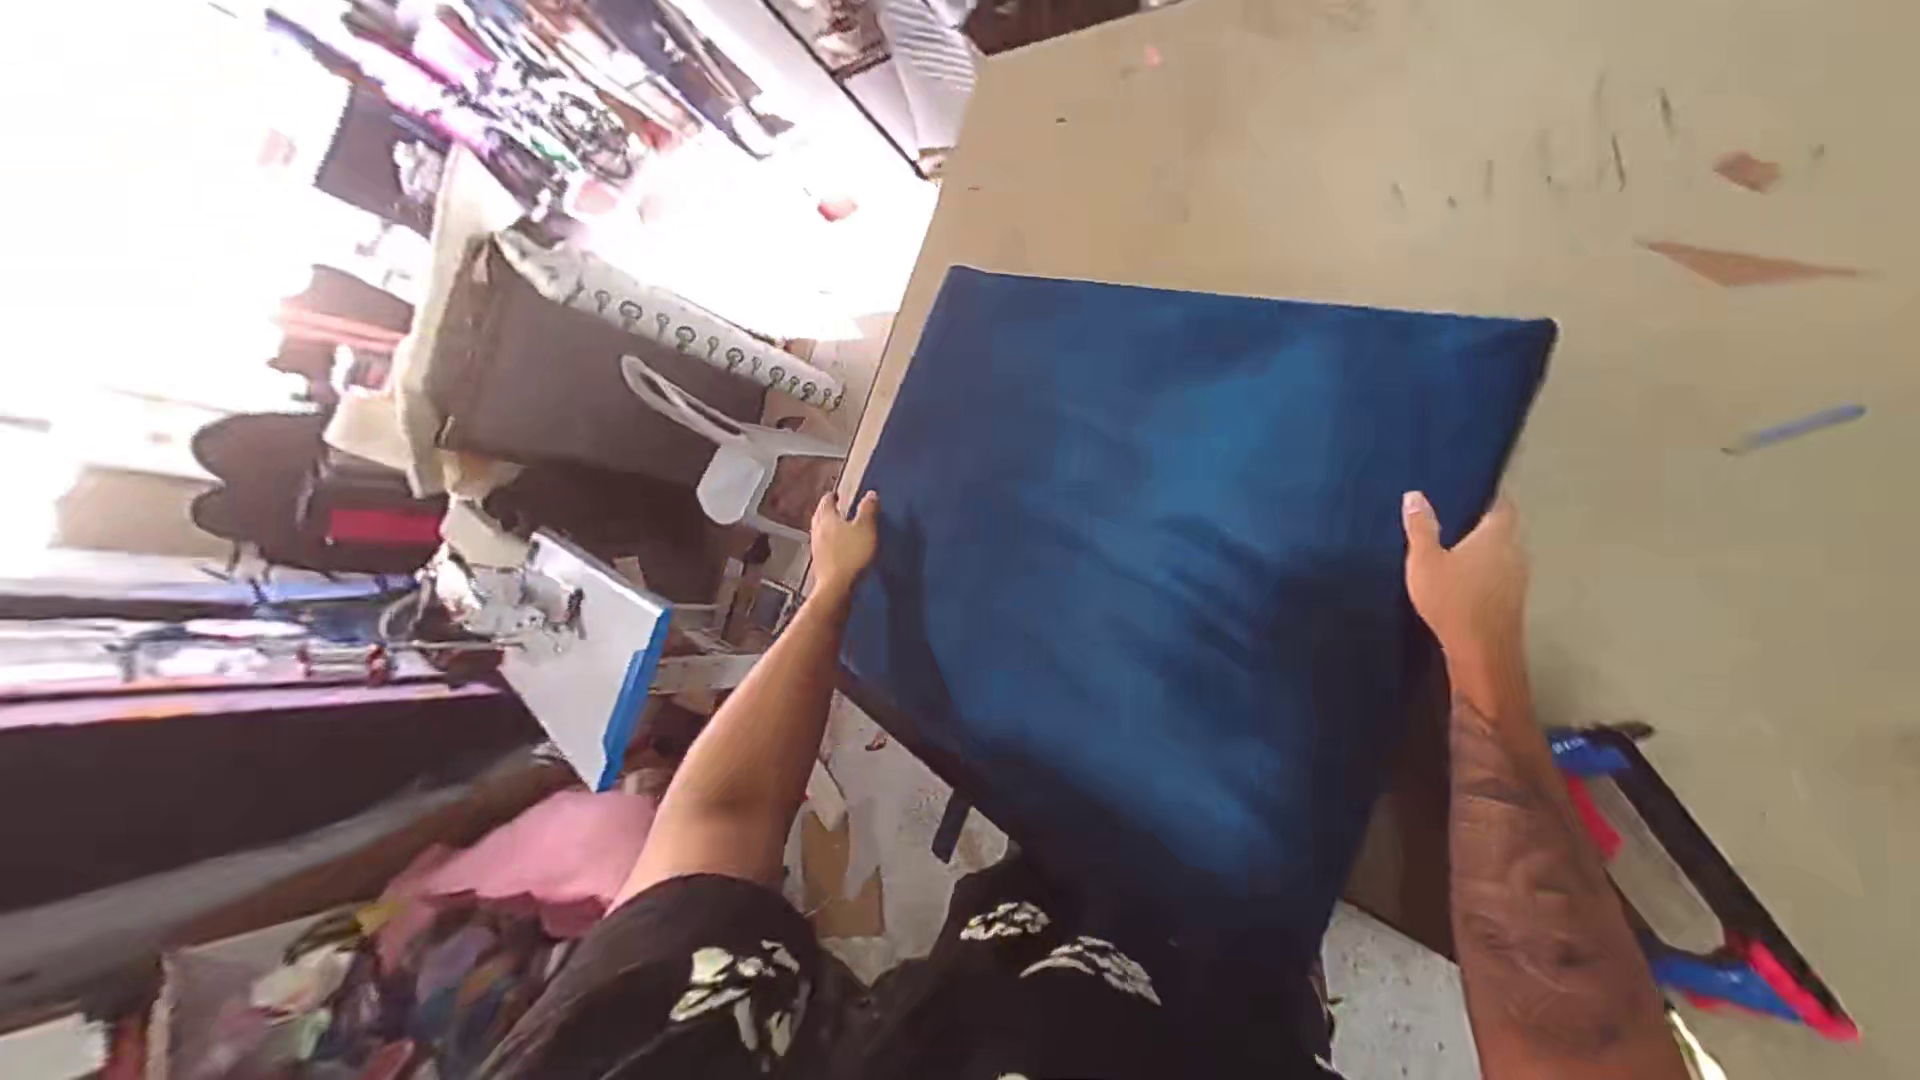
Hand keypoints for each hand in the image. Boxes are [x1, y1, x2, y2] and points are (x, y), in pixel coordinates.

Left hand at [810, 490, 879, 595]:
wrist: (836, 587)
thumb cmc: (851, 555)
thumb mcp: (866, 528)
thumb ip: (868, 510)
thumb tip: (870, 494)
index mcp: (827, 518)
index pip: (827, 501)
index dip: (832, 496)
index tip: (836, 494)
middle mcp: (818, 531)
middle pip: (820, 515)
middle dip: (827, 510)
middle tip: (834, 507)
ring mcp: (816, 548)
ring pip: (819, 531)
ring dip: (827, 526)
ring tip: (837, 526)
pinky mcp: (820, 563)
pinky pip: (823, 546)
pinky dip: (829, 542)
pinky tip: (837, 547)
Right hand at [1401, 491, 1527, 661]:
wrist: (1481, 648)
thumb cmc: (1451, 598)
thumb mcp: (1424, 560)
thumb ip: (1421, 528)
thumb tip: (1415, 496)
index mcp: (1496, 537)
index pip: (1501, 506)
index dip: (1488, 496)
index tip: (1468, 491)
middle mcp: (1514, 552)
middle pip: (1502, 529)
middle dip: (1480, 523)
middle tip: (1450, 518)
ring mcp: (1517, 577)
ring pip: (1500, 552)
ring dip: (1481, 548)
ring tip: (1450, 546)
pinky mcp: (1511, 597)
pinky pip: (1497, 571)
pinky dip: (1481, 567)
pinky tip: (1459, 575)